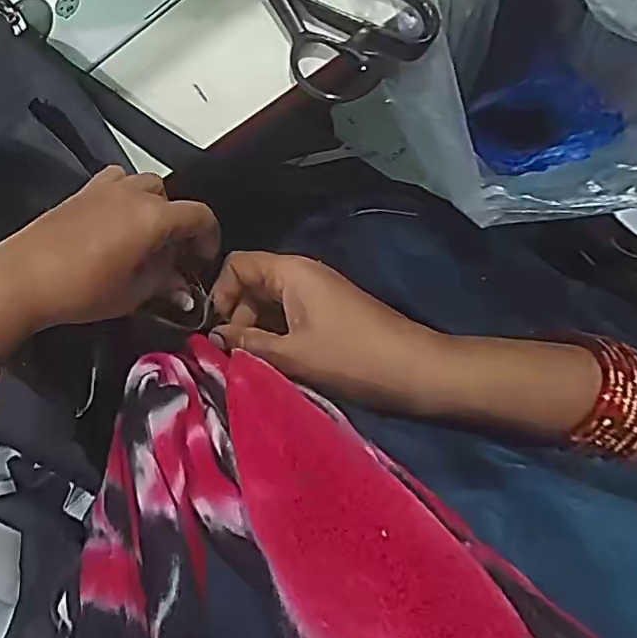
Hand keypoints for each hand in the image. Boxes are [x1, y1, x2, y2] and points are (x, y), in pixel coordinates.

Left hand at [0, 167, 219, 330]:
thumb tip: (179, 283)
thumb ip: (163, 282)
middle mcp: (132, 192)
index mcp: (154, 215)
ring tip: (143, 239)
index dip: (209, 238)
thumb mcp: (132, 294)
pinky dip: (124, 197)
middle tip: (171, 257)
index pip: (199, 215)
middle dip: (178, 224)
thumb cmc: (81, 288)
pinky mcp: (81, 192)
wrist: (24, 276)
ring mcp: (104, 187)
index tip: (200, 261)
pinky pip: (115, 184)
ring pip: (143, 185)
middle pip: (171, 198)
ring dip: (152, 207)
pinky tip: (115, 225)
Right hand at [209, 252, 452, 413]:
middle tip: (233, 353)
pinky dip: (275, 335)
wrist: (424, 373)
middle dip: (236, 316)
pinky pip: (287, 315)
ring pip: (267, 303)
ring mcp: (316, 293)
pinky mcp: (328, 312)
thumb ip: (247, 344)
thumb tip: (212, 338)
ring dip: (255, 330)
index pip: (236, 264)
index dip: (220, 293)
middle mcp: (300, 274)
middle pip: (249, 284)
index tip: (217, 329)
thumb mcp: (294, 355)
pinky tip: (275, 362)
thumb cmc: (355, 358)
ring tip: (252, 362)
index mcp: (290, 271)